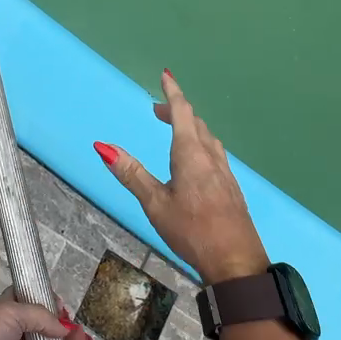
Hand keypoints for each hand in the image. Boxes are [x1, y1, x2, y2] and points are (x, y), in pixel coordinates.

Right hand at [97, 70, 269, 283]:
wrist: (237, 263)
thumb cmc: (192, 231)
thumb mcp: (155, 204)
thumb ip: (131, 174)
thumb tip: (103, 146)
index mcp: (191, 154)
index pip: (182, 111)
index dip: (173, 92)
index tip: (165, 75)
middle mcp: (210, 157)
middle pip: (195, 123)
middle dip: (177, 111)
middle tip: (158, 111)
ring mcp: (225, 172)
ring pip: (208, 138)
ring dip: (191, 127)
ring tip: (176, 133)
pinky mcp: (232, 188)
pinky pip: (215, 154)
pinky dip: (201, 144)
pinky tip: (197, 164)